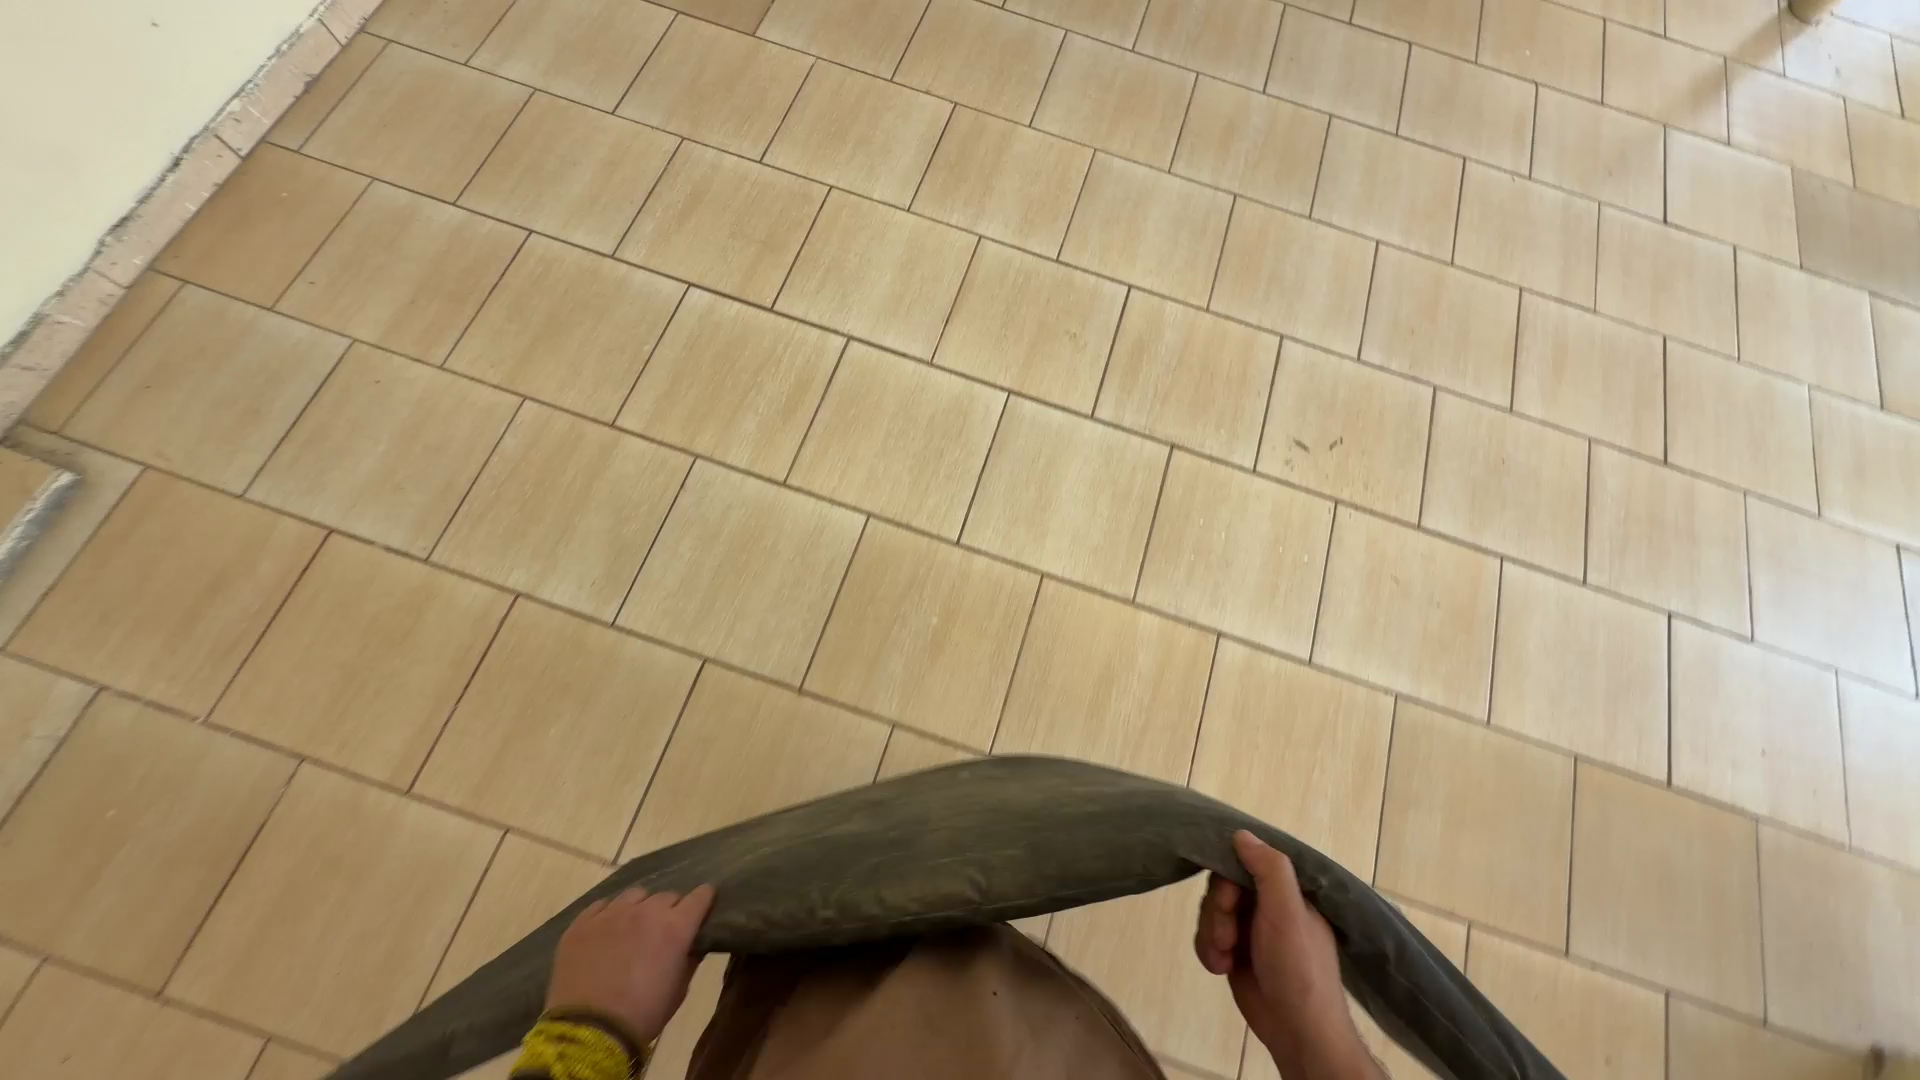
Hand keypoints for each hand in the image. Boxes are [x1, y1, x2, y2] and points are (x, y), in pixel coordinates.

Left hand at [545, 885, 715, 1044]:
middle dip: (670, 909)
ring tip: (633, 927)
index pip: (701, 895)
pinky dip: (609, 914)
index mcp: (676, 927)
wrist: (588, 1033)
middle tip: (664, 930)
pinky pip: (601, 906)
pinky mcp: (582, 923)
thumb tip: (692, 944)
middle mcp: (646, 912)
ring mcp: (611, 914)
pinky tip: (606, 931)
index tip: (703, 907)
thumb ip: (690, 959)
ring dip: (640, 907)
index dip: (705, 899)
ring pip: (634, 895)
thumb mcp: (679, 990)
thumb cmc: (642, 1015)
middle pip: (667, 895)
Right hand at [1195, 832, 1379, 1079]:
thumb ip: (1269, 870)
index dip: (1227, 880)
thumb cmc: (1298, 969)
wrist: (1297, 1033)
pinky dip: (1208, 951)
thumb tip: (1240, 833)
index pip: (1242, 862)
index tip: (1229, 901)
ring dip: (1210, 935)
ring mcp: (1250, 929)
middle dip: (1217, 913)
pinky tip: (1221, 967)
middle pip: (1221, 887)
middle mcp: (1267, 905)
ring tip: (1225, 959)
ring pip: (1210, 911)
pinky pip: (1207, 936)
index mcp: (1286, 890)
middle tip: (1228, 937)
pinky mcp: (1235, 952)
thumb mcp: (1288, 913)